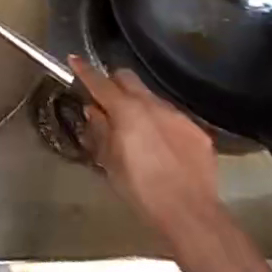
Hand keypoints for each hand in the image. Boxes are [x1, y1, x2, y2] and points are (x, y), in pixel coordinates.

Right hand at [70, 56, 221, 234]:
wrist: (189, 212)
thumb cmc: (140, 190)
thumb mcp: (109, 162)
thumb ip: (100, 130)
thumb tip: (93, 111)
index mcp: (127, 110)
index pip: (100, 82)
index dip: (84, 70)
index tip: (74, 59)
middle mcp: (153, 105)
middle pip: (128, 78)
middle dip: (114, 83)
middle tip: (106, 101)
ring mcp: (178, 116)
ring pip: (152, 98)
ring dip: (139, 106)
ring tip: (136, 131)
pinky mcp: (197, 131)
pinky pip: (173, 118)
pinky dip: (161, 124)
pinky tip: (162, 148)